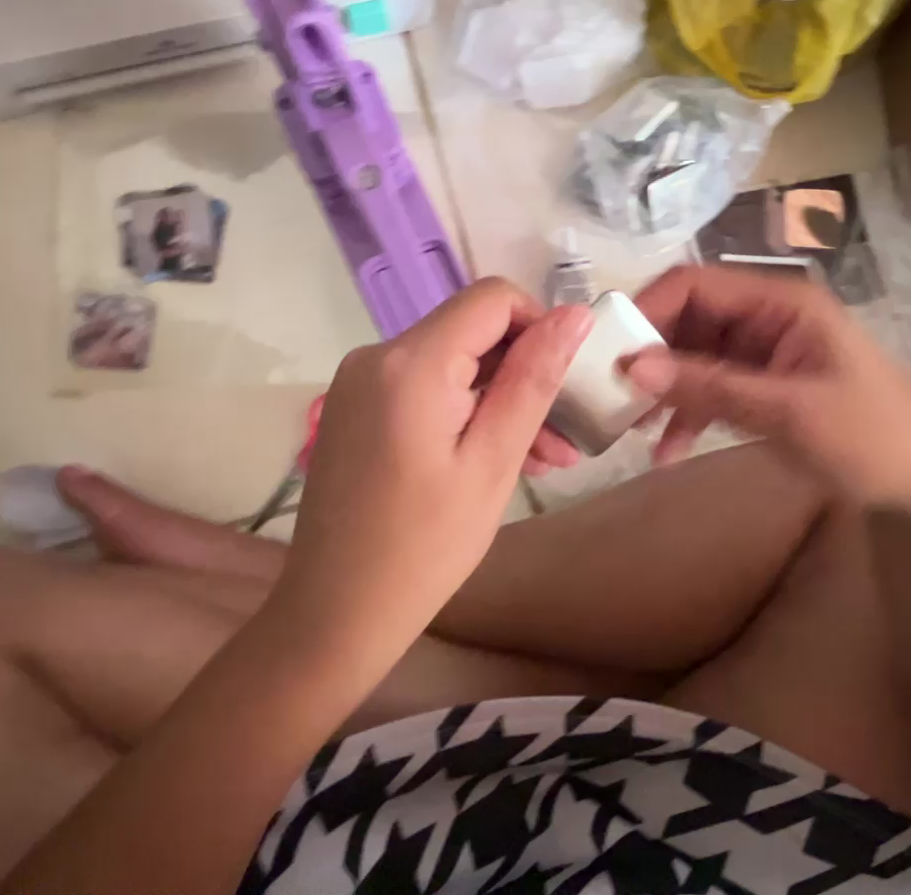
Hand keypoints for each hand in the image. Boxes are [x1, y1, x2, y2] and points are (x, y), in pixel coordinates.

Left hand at [275, 279, 592, 635]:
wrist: (336, 612)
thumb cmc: (426, 547)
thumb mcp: (493, 462)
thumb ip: (533, 380)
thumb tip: (574, 314)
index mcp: (411, 363)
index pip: (492, 298)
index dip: (539, 326)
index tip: (566, 382)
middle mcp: (375, 355)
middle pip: (470, 331)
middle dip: (524, 373)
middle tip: (564, 440)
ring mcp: (358, 383)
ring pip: (450, 363)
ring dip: (499, 400)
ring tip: (543, 461)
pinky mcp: (354, 409)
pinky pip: (422, 389)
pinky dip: (463, 412)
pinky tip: (494, 459)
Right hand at [625, 266, 910, 519]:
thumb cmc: (869, 436)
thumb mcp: (786, 412)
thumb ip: (708, 387)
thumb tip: (631, 367)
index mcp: (780, 302)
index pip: (696, 284)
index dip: (648, 310)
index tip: (609, 352)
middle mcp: (766, 317)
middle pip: (688, 320)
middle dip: (649, 357)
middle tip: (610, 396)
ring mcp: (763, 353)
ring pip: (692, 358)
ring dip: (662, 391)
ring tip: (629, 428)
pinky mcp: (763, 387)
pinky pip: (710, 390)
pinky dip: (686, 415)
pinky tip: (665, 451)